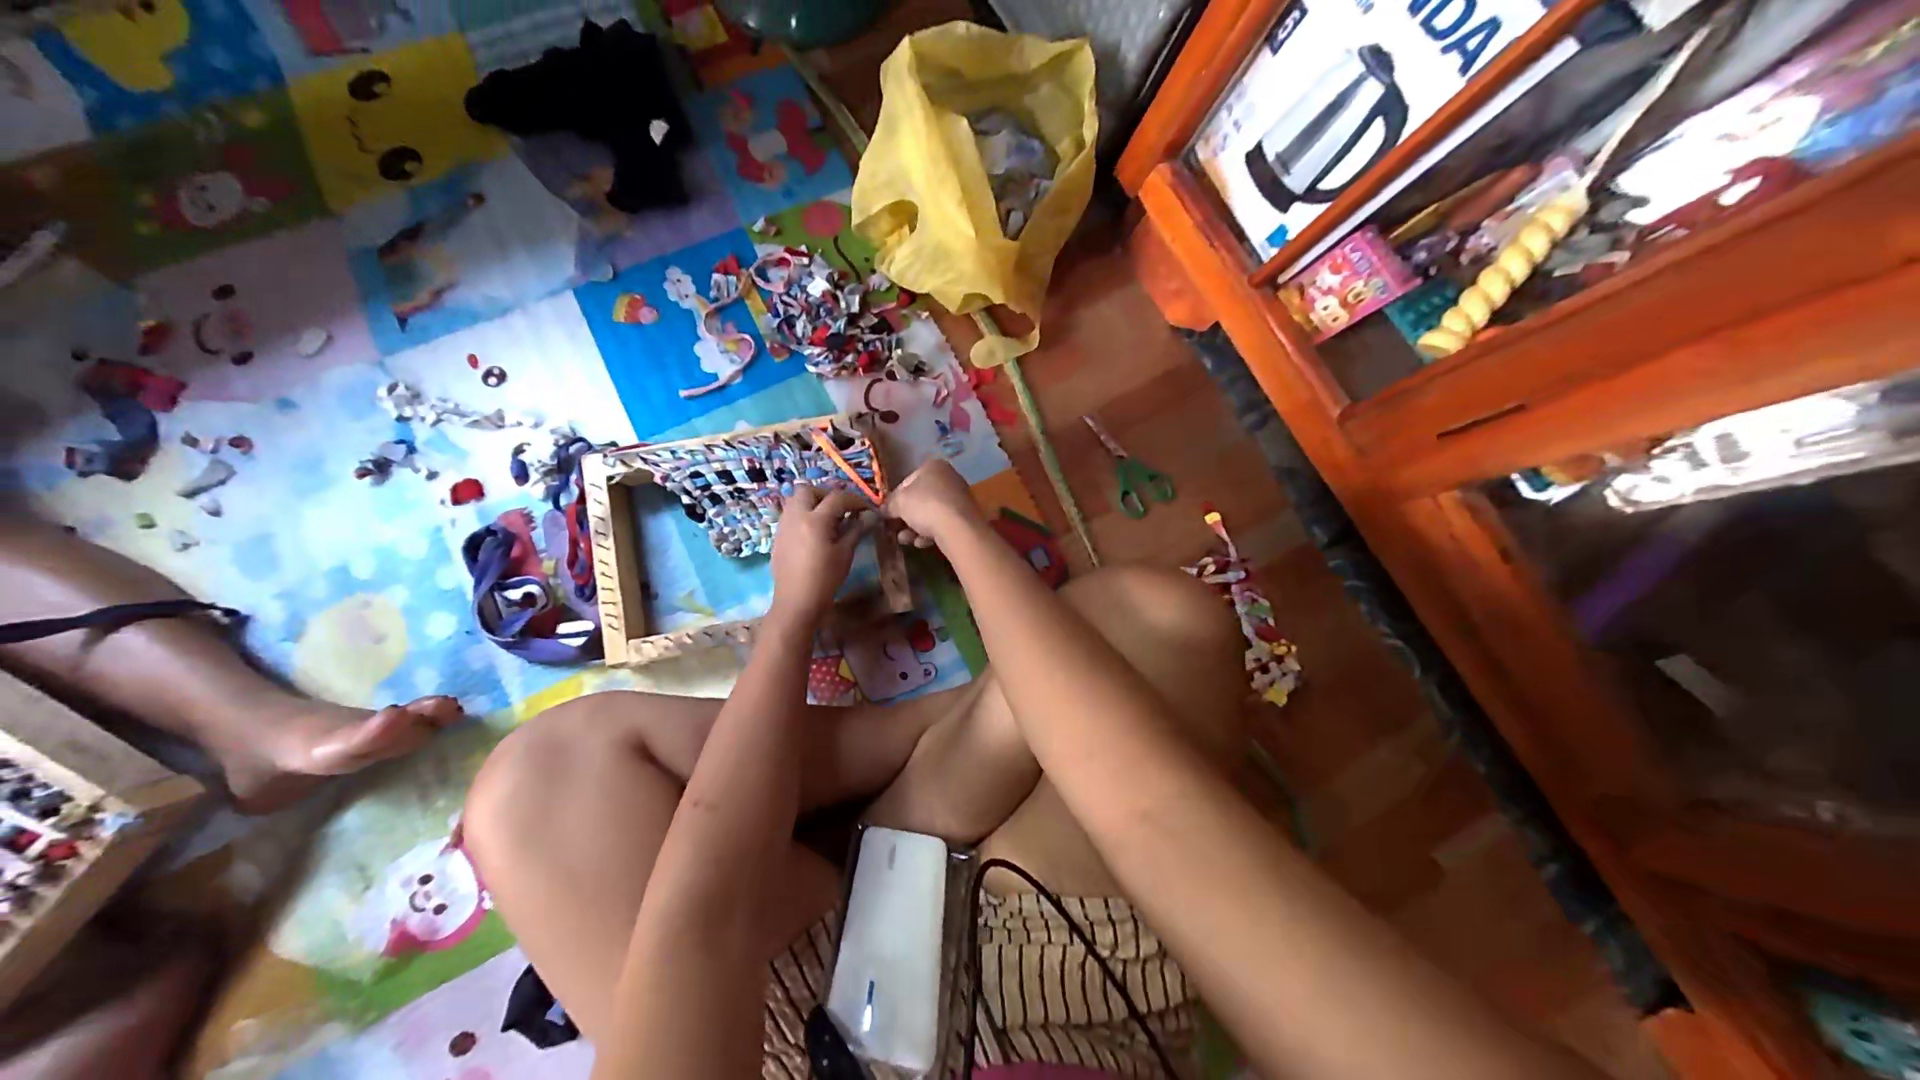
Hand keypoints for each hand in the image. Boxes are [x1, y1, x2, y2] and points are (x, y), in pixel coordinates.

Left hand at [768, 486, 870, 624]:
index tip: (867, 510)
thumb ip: (856, 529)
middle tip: (842, 509)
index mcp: (815, 520)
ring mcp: (783, 525)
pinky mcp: (778, 536)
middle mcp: (796, 516)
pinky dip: (803, 515)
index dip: (855, 500)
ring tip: (828, 519)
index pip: (838, 498)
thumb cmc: (825, 579)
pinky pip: (790, 514)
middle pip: (808, 490)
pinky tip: (814, 532)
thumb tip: (871, 516)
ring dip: (813, 502)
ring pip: (795, 500)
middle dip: (827, 494)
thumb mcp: (845, 553)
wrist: (796, 602)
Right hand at [884, 459, 981, 549]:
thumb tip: (885, 510)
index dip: (895, 498)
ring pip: (931, 513)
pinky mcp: (965, 517)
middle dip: (906, 516)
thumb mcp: (899, 502)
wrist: (957, 528)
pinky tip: (922, 543)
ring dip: (915, 528)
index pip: (907, 481)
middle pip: (920, 498)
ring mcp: (959, 498)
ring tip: (905, 539)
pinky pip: (943, 523)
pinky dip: (931, 533)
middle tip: (896, 529)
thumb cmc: (925, 506)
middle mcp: (949, 478)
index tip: (889, 512)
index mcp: (934, 466)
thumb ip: (889, 505)